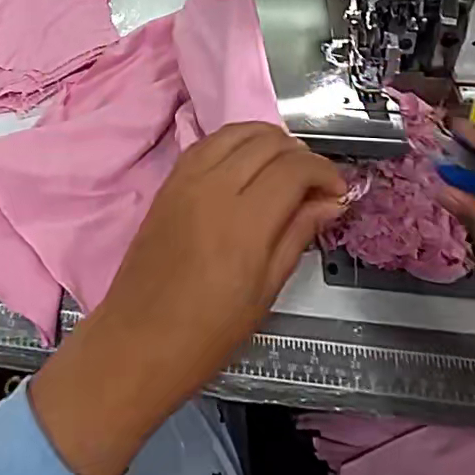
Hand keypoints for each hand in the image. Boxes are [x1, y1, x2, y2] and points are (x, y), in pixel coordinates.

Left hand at [30, 123, 345, 474]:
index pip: (294, 169)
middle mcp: (214, 188)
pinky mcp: (169, 181)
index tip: (337, 192)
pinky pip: (208, 142)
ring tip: (284, 168)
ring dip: (269, 140)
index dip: (324, 172)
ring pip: (238, 132)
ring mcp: (187, 180)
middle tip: (314, 183)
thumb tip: (331, 202)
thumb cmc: (207, 333)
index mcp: (244, 221)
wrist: (138, 342)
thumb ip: (299, 233)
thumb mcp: (266, 290)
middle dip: (301, 155)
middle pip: (268, 142)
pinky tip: (247, 163)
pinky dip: (235, 142)